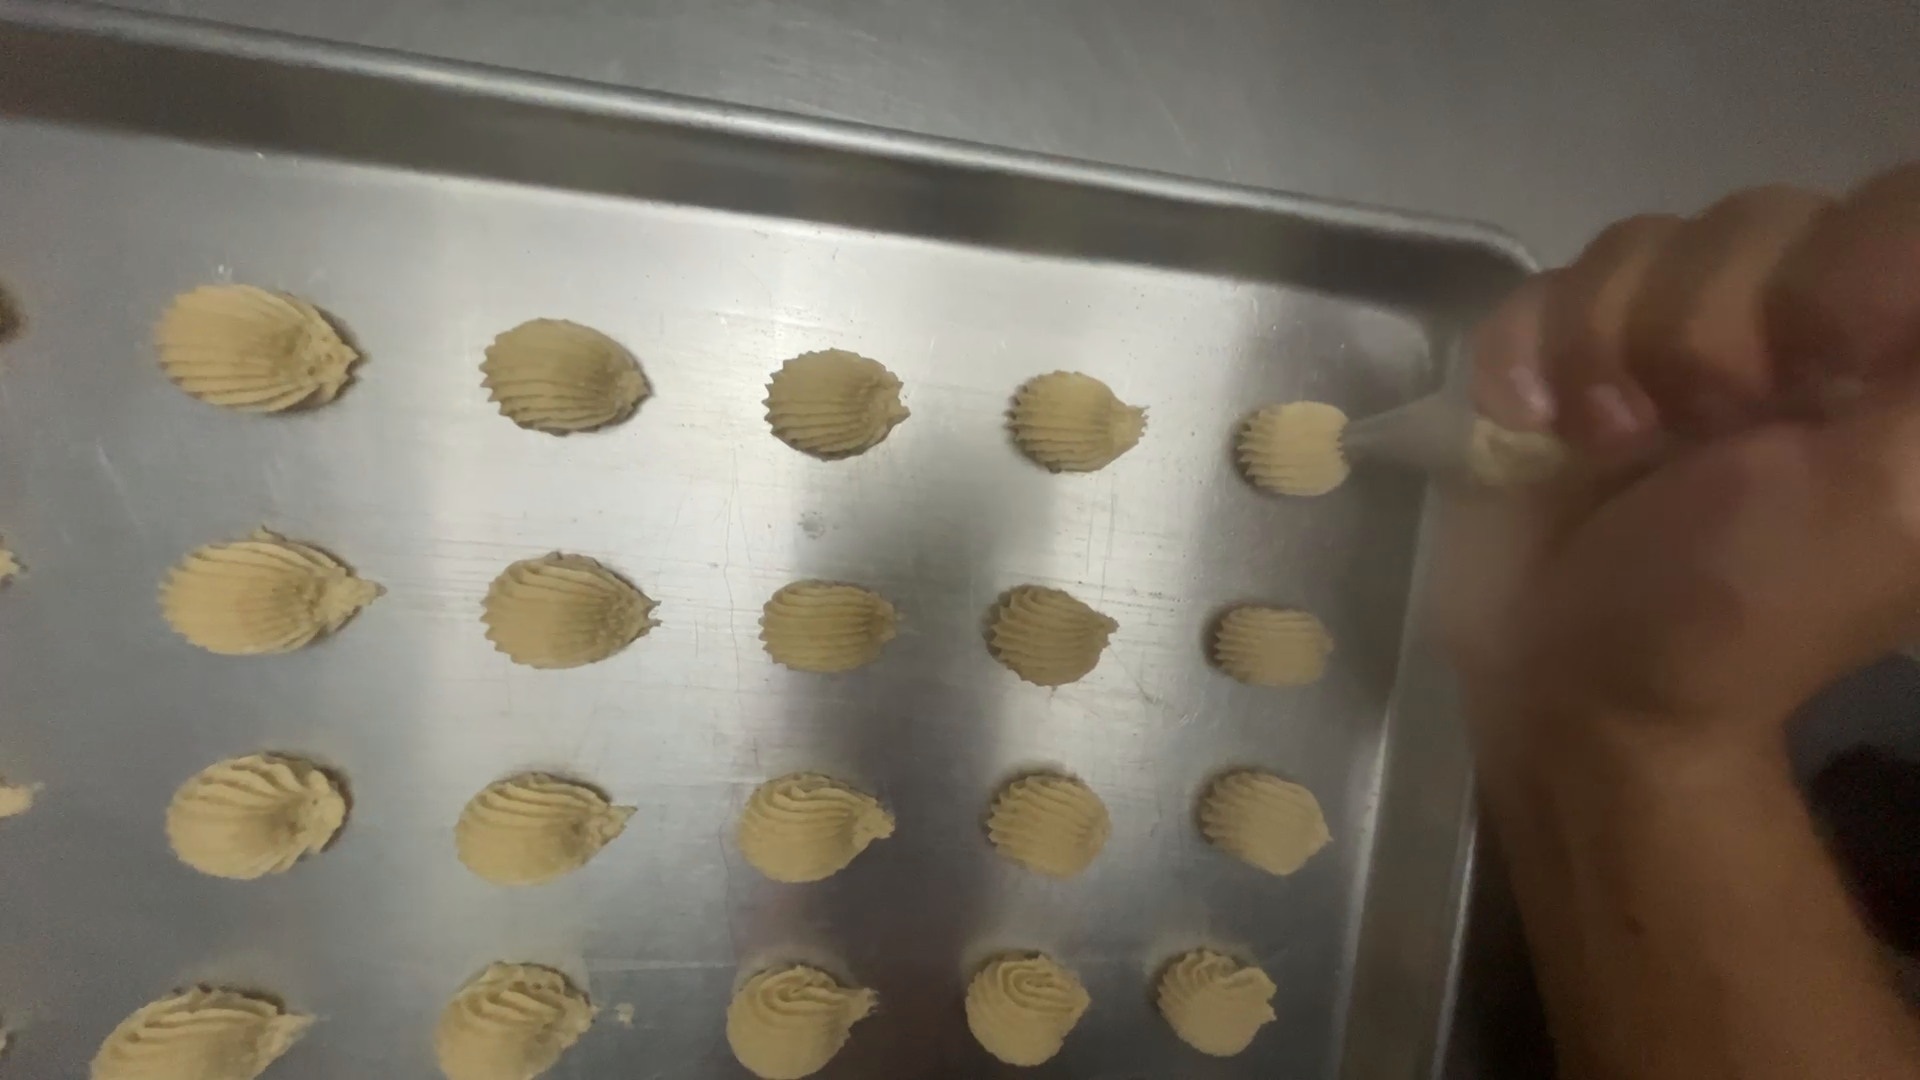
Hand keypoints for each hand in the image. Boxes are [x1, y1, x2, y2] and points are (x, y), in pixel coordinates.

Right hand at [1443, 164, 1919, 755]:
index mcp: (1889, 349)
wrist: (1562, 666)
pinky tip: (1527, 421)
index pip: (1890, 209)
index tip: (1792, 397)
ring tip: (1596, 441)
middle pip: (1746, 221)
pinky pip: (1535, 294)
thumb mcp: (1885, 494)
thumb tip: (1891, 263)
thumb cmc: (1725, 603)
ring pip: (1631, 249)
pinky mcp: (1556, 361)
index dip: (1826, 285)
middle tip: (1682, 440)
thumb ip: (1914, 379)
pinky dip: (1516, 356)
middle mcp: (1785, 325)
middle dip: (1692, 342)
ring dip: (1594, 357)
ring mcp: (1657, 340)